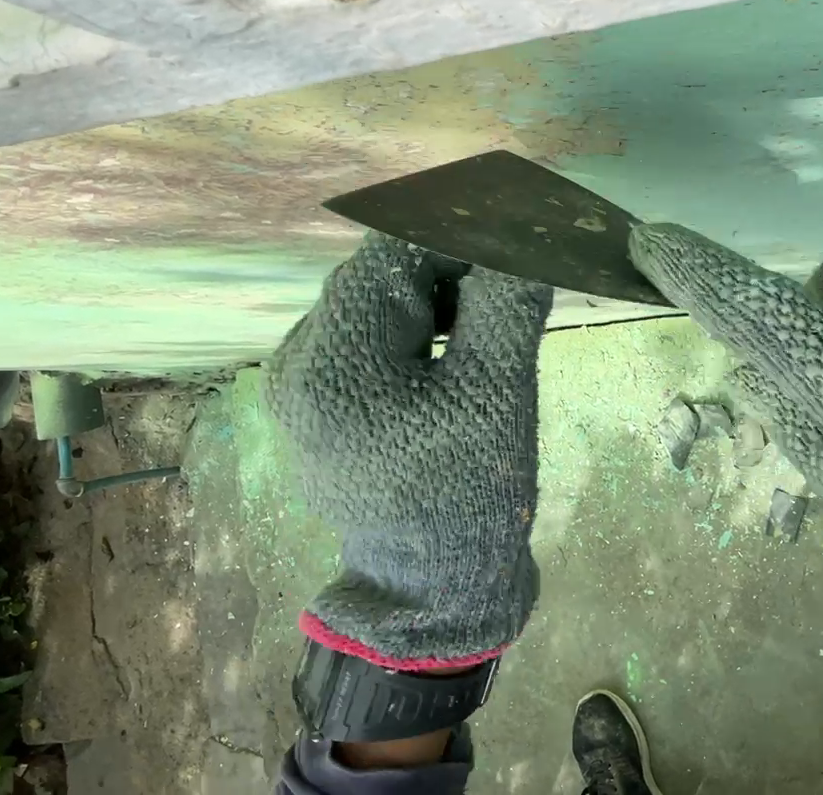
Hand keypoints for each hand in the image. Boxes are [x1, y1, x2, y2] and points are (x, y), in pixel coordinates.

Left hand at [265, 233, 552, 668]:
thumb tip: (523, 238)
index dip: (457, 236)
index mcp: (332, 360)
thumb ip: (505, 303)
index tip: (515, 246)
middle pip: (380, 278)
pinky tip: (457, 353)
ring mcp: (304, 389)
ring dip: (437, 297)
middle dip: (450, 269)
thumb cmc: (466, 491)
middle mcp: (299, 364)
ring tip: (490, 323)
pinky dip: (419, 329)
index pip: (392, 255)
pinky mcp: (323, 409)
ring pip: (377, 306)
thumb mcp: (495, 391)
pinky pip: (371, 341)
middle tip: (511, 287)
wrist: (432, 586)